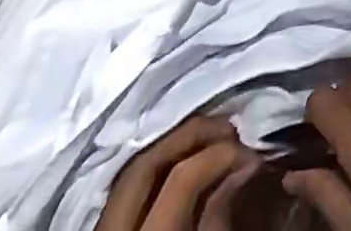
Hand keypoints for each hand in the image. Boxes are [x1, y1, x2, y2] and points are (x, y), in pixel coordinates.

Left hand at [97, 117, 260, 230]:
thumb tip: (246, 162)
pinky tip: (181, 155)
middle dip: (190, 134)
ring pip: (130, 165)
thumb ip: (219, 214)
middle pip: (146, 162)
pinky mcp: (102, 222)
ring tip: (209, 138)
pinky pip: (125, 180)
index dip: (219, 156)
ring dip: (172, 143)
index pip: (181, 178)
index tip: (249, 152)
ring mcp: (101, 224)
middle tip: (228, 129)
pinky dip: (155, 160)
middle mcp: (113, 227)